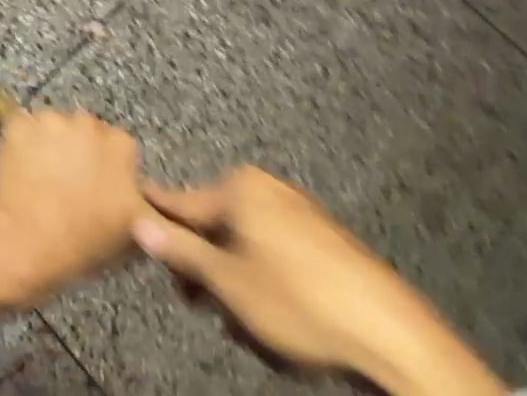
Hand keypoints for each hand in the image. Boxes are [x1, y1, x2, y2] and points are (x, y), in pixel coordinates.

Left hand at [0, 110, 149, 304]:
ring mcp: (50, 122)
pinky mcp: (18, 124)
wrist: (30, 240)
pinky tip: (21, 165)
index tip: (98, 185)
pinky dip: (22, 140)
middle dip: (80, 149)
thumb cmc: (87, 240)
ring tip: (41, 174)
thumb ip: (146, 204)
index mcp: (121, 145)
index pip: (119, 146)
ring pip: (53, 126)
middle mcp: (87, 124)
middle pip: (85, 130)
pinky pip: (21, 126)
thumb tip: (144, 198)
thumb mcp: (136, 229)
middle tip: (69, 180)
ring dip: (50, 142)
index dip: (108, 165)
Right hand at [133, 167, 504, 395]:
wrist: (394, 338)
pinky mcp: (327, 243)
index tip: (133, 226)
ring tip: (239, 319)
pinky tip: (270, 316)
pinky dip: (264, 280)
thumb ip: (179, 251)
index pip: (181, 202)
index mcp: (242, 188)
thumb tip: (139, 225)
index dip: (157, 222)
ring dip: (234, 279)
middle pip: (215, 224)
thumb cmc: (300, 301)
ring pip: (246, 244)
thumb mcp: (226, 282)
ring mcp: (302, 215)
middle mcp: (270, 191)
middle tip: (196, 299)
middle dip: (203, 264)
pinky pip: (277, 254)